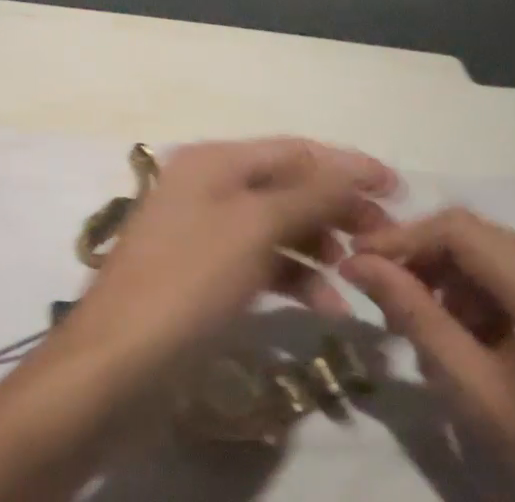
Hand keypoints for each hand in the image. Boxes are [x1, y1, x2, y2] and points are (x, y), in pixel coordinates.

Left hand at [56, 137, 396, 380]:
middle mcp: (208, 185)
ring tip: (360, 278)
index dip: (348, 167)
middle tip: (386, 241)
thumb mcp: (255, 228)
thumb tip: (355, 170)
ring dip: (321, 248)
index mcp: (215, 160)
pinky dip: (295, 278)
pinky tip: (327, 307)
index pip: (296, 150)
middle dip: (338, 210)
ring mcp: (203, 232)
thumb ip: (311, 194)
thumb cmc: (188, 282)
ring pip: (278, 227)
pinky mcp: (203, 276)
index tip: (399, 191)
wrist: (116, 364)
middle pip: (288, 186)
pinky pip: (261, 263)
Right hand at [341, 210, 514, 501]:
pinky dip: (503, 295)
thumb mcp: (484, 402)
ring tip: (443, 336)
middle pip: (487, 238)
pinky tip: (491, 340)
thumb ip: (419, 322)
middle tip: (393, 308)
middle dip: (431, 265)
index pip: (461, 229)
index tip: (356, 262)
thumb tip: (360, 264)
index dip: (401, 238)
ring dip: (466, 282)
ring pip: (512, 254)